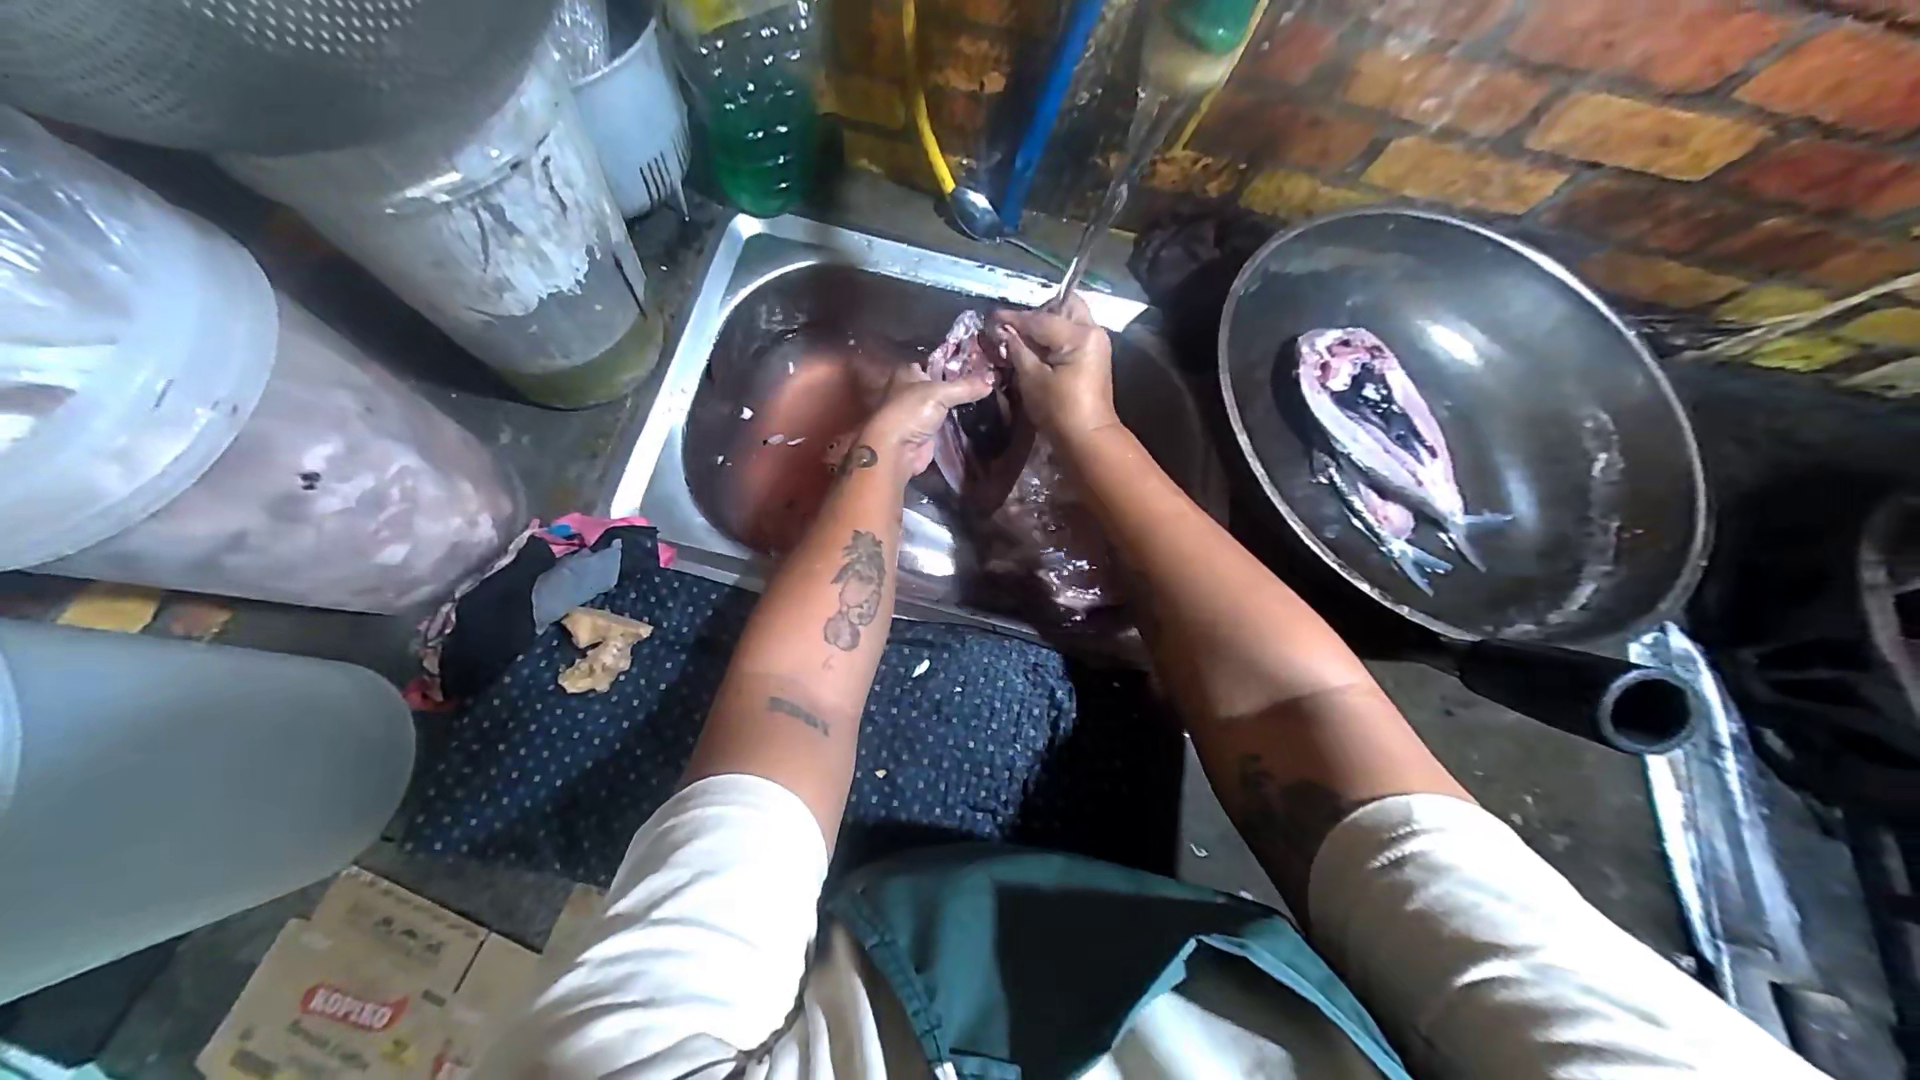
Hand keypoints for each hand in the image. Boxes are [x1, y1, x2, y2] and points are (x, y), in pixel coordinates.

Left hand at [850, 363, 991, 480]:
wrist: (896, 450)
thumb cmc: (910, 412)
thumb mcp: (939, 393)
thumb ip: (965, 386)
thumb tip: (991, 379)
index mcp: (908, 373)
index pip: (936, 362)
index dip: (955, 362)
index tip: (979, 363)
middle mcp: (911, 390)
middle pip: (941, 384)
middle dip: (961, 384)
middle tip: (988, 381)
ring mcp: (918, 413)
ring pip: (944, 404)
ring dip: (960, 404)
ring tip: (988, 396)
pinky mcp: (926, 432)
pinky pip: (946, 422)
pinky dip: (958, 421)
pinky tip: (977, 416)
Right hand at [990, 296, 1119, 441]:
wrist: (1088, 439)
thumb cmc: (1059, 411)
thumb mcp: (1032, 379)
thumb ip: (1017, 349)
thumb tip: (1002, 330)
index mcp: (1080, 336)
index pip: (1041, 319)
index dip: (1014, 318)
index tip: (992, 317)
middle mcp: (1093, 331)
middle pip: (1064, 306)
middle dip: (1038, 312)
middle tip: (1016, 327)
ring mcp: (1097, 343)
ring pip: (1069, 318)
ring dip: (1046, 323)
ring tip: (1023, 338)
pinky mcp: (1094, 355)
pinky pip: (1072, 334)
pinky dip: (1054, 336)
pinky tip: (1036, 348)